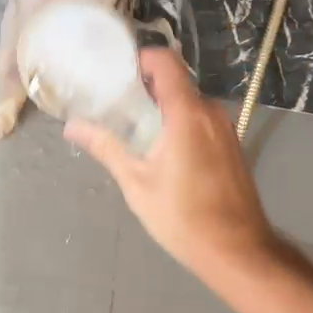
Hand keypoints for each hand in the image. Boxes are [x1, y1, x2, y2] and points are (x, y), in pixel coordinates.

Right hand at [65, 49, 274, 273]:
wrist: (239, 253)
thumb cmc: (184, 217)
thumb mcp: (136, 183)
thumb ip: (106, 147)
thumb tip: (72, 126)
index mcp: (187, 111)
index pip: (165, 60)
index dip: (140, 58)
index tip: (117, 74)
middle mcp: (209, 110)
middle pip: (175, 79)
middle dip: (147, 87)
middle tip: (119, 104)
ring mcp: (225, 126)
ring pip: (189, 100)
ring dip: (164, 107)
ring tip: (137, 129)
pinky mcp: (232, 143)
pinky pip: (201, 118)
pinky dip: (181, 122)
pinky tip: (165, 149)